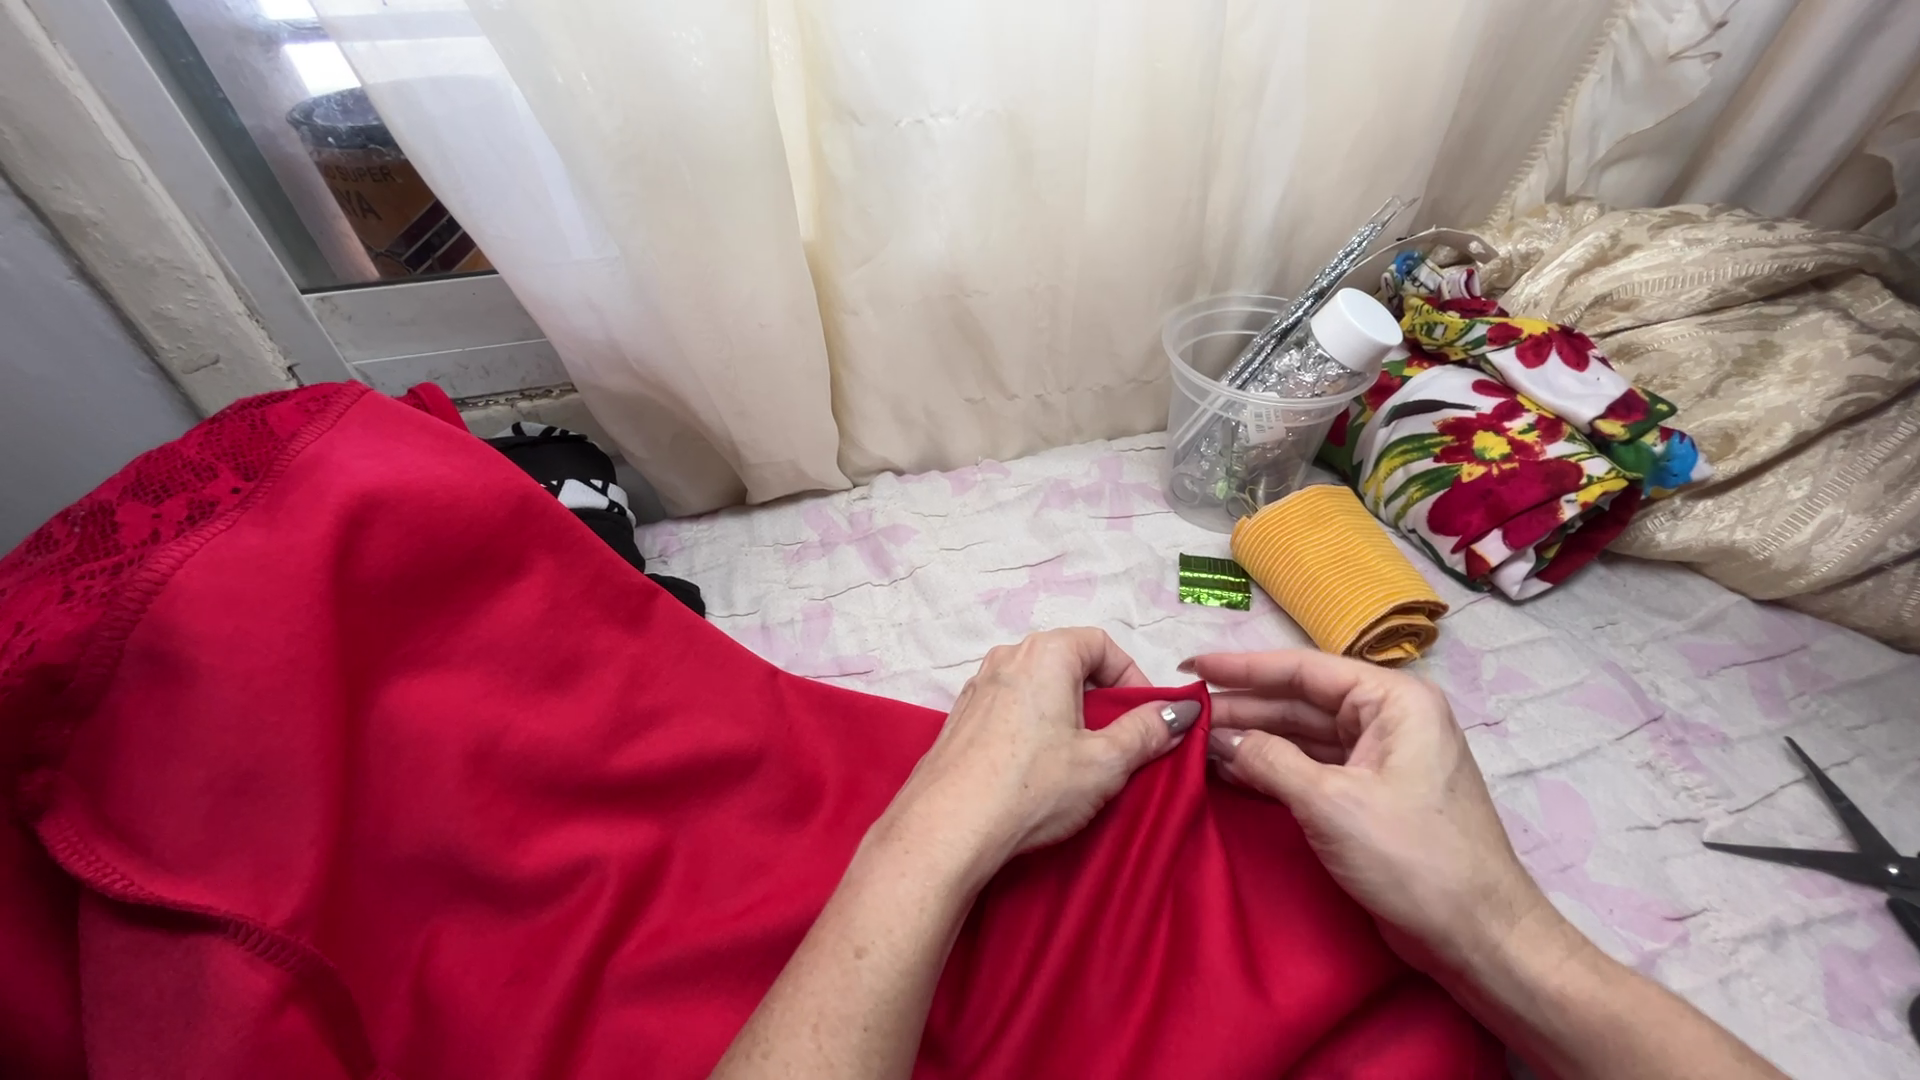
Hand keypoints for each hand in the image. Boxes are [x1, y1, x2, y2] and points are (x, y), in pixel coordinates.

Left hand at [881, 628, 1199, 879]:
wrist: (947, 826)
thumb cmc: (1033, 786)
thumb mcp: (1104, 762)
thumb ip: (1147, 731)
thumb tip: (1182, 711)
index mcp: (1045, 653)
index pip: (1101, 644)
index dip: (1132, 678)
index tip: (1147, 717)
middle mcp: (1007, 657)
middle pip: (1068, 661)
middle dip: (1102, 697)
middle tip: (1119, 741)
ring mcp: (978, 685)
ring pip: (1039, 685)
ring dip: (1068, 712)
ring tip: (1080, 758)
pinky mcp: (961, 716)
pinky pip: (1011, 705)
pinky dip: (1036, 723)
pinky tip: (1037, 767)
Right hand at [1186, 649, 1553, 976]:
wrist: (1479, 941)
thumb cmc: (1414, 859)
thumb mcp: (1330, 802)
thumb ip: (1267, 759)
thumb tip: (1217, 738)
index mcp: (1393, 700)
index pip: (1303, 669)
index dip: (1241, 668)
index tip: (1192, 667)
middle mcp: (1386, 718)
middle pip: (1298, 701)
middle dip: (1242, 708)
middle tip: (1187, 712)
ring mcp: (1378, 757)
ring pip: (1300, 734)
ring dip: (1252, 739)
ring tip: (1197, 741)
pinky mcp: (1368, 792)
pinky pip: (1309, 766)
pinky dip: (1270, 768)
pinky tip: (1229, 770)